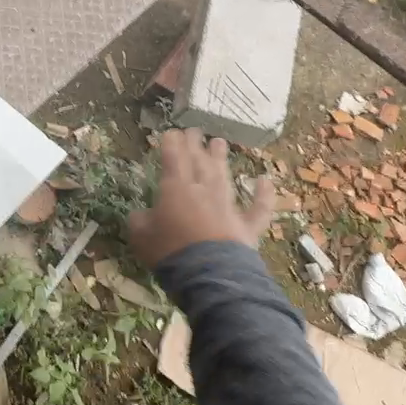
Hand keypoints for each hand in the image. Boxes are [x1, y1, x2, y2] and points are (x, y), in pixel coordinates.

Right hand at [127, 128, 275, 269]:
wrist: (208, 273)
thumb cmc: (168, 251)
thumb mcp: (140, 235)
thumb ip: (140, 220)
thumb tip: (142, 214)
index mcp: (175, 190)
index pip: (173, 160)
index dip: (171, 145)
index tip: (171, 132)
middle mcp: (202, 191)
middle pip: (199, 163)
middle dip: (195, 145)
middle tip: (194, 130)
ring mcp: (227, 207)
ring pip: (224, 177)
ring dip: (221, 159)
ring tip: (219, 142)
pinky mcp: (246, 225)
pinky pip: (258, 207)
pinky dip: (263, 194)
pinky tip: (265, 180)